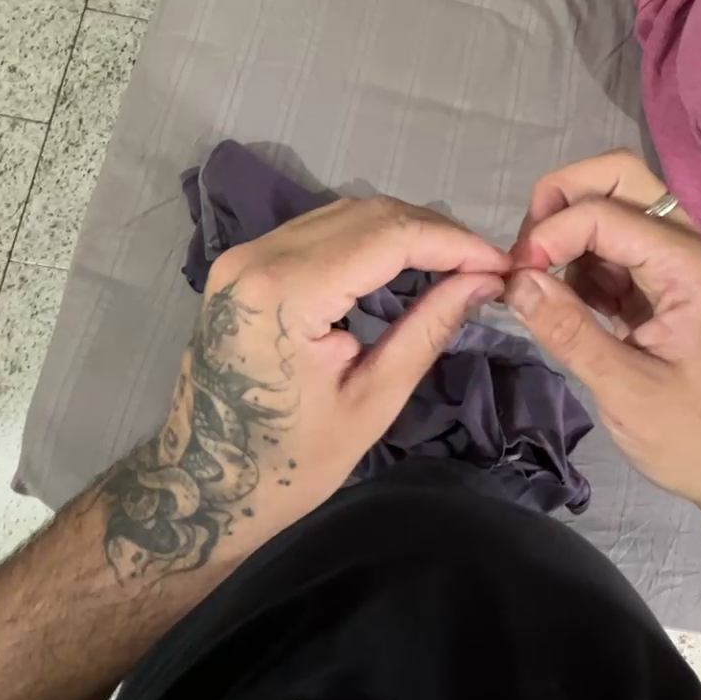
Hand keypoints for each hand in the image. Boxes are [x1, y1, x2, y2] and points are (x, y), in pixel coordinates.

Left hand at [97, 196, 508, 581]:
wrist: (201, 486)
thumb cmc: (289, 461)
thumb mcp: (372, 400)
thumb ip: (429, 328)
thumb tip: (484, 281)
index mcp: (285, 292)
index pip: (388, 236)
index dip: (453, 242)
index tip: (500, 264)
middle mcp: (258, 256)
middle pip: (368, 213)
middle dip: (434, 232)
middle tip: (482, 266)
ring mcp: (245, 255)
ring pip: (345, 213)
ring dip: (405, 230)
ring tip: (453, 263)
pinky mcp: (245, 264)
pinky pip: (321, 229)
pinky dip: (371, 238)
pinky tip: (404, 261)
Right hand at [507, 150, 700, 514]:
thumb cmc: (699, 439)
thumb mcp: (626, 391)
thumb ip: (567, 329)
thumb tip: (512, 281)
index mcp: (690, 266)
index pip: (605, 211)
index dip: (550, 232)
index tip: (515, 278)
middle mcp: (689, 247)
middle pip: (619, 179)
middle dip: (561, 200)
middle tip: (527, 251)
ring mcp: (679, 263)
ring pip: (613, 207)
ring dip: (570, 233)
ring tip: (543, 290)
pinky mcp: (665, 284)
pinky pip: (615, 248)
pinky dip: (583, 263)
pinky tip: (572, 307)